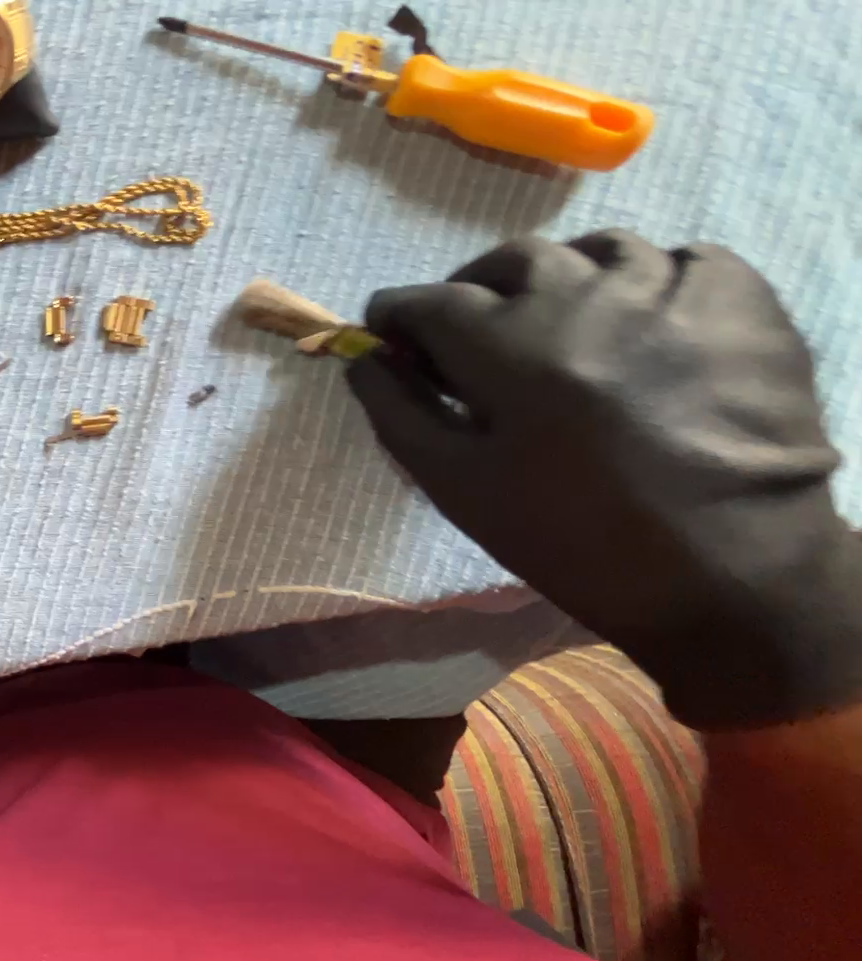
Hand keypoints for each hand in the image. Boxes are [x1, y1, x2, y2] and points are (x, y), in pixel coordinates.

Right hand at [350, 230, 861, 728]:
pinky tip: (632, 325)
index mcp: (507, 346)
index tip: (385, 334)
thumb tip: (362, 359)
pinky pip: (677, 258)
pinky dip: (639, 279)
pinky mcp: (743, 300)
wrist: (723, 565)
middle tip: (464, 335)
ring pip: (591, 250)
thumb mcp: (453, 480)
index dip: (394, 315)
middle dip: (469, 290)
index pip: (428, 301)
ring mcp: (671, 291)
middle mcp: (584, 298)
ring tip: (549, 327)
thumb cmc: (563, 530)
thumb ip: (397, 411)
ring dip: (552, 279)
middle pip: (507, 262)